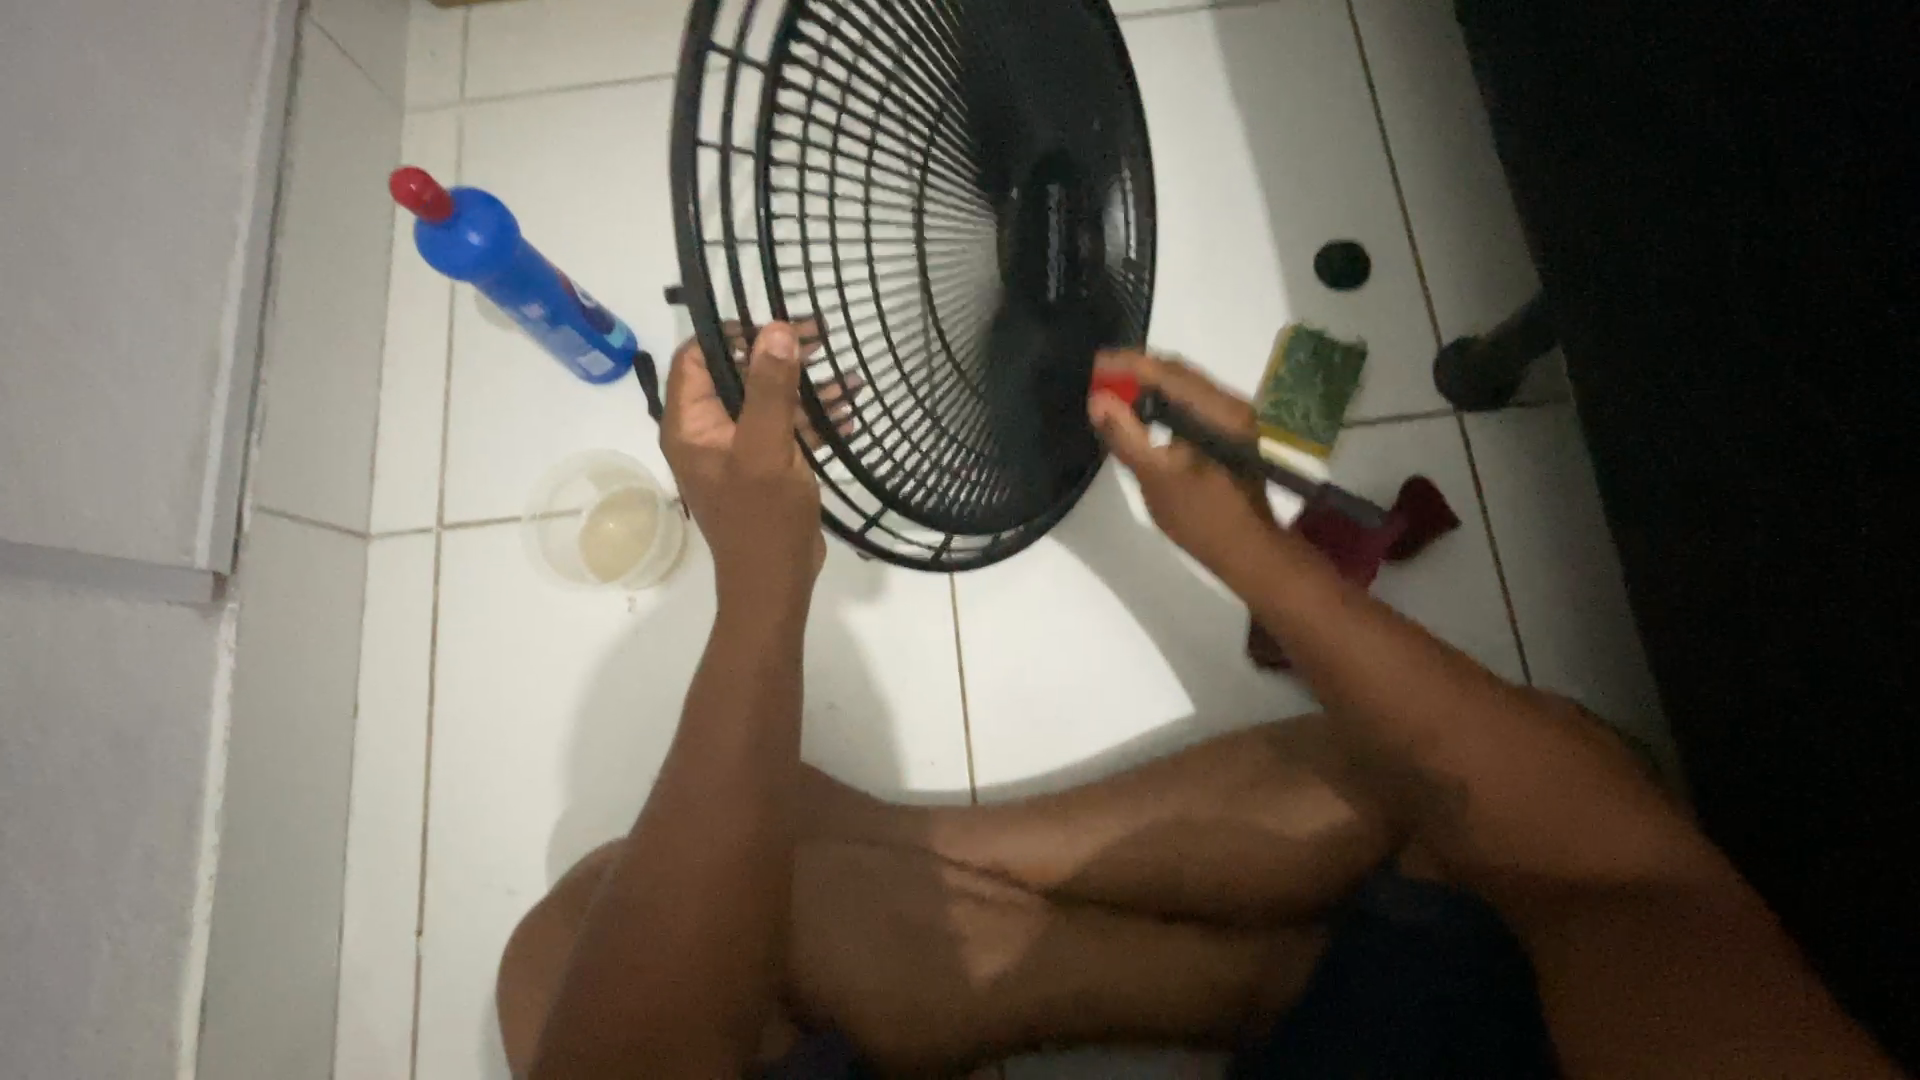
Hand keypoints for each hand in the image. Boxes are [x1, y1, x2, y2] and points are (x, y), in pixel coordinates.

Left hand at [662, 323, 825, 616]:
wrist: (774, 583)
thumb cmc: (763, 517)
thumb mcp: (767, 447)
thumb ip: (770, 388)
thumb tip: (776, 329)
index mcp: (690, 424)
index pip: (698, 357)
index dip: (734, 333)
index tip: (778, 322)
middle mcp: (708, 432)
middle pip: (738, 375)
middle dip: (781, 356)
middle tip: (822, 337)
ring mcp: (738, 451)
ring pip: (768, 402)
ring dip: (807, 389)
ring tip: (850, 375)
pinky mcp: (765, 467)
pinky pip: (786, 431)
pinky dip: (814, 420)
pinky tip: (850, 411)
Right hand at [1086, 349, 1283, 576]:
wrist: (1247, 549)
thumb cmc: (1201, 517)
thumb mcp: (1156, 478)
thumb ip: (1125, 436)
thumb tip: (1097, 400)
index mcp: (1217, 411)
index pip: (1166, 372)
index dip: (1127, 364)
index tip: (1093, 366)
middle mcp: (1229, 404)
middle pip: (1176, 372)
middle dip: (1135, 370)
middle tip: (1097, 377)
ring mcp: (1232, 417)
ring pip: (1183, 385)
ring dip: (1147, 384)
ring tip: (1112, 393)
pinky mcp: (1228, 431)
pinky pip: (1189, 402)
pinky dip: (1161, 401)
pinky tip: (1140, 412)